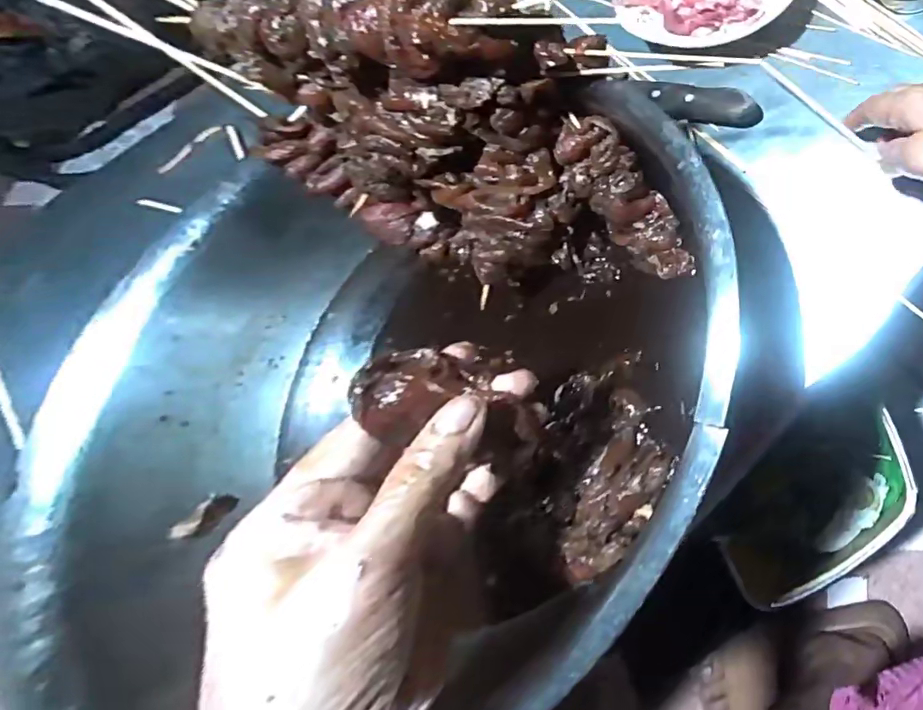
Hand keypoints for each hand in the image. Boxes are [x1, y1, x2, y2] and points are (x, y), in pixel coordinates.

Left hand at [200, 346, 533, 709]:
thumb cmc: (315, 659)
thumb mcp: (363, 565)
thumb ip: (420, 479)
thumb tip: (469, 402)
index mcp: (295, 514)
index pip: (361, 433)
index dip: (416, 394)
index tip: (468, 360)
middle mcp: (348, 513)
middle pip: (413, 442)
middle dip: (463, 407)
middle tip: (516, 377)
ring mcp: (398, 531)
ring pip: (449, 463)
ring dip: (488, 431)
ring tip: (529, 399)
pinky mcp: (439, 550)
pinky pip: (470, 495)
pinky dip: (496, 468)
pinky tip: (520, 447)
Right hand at [845, 83, 922, 196]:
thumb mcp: (918, 160)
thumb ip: (892, 153)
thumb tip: (882, 150)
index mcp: (911, 98)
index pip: (872, 105)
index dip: (856, 119)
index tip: (844, 131)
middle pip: (891, 101)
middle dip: (876, 119)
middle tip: (865, 141)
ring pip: (911, 106)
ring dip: (897, 123)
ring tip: (890, 146)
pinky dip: (916, 126)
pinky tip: (919, 143)